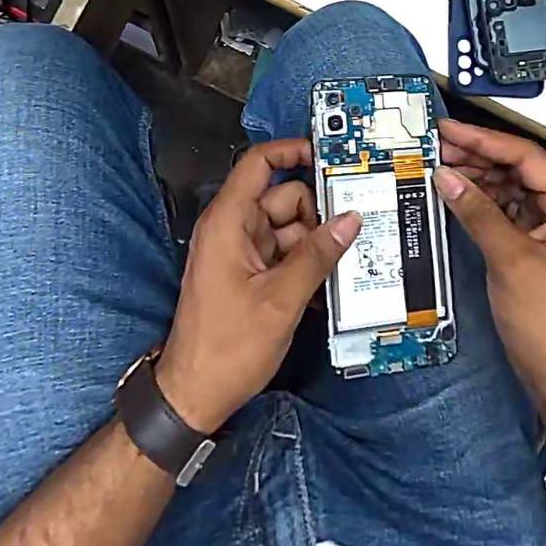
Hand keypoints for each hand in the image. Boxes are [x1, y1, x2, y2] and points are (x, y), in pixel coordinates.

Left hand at [157, 139, 359, 434]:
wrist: (195, 394)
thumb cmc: (226, 348)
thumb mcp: (281, 299)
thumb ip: (318, 255)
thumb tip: (350, 220)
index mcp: (228, 221)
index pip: (259, 164)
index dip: (292, 151)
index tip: (327, 156)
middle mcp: (234, 228)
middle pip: (285, 198)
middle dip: (317, 216)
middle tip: (347, 238)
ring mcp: (242, 250)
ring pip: (291, 227)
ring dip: (314, 245)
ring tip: (334, 273)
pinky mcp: (249, 271)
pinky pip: (285, 251)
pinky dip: (304, 262)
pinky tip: (321, 287)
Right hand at [435, 120, 545, 414]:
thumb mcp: (510, 259)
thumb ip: (477, 211)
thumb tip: (446, 176)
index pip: (526, 157)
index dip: (483, 140)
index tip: (448, 131)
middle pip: (520, 169)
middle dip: (478, 157)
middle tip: (437, 149)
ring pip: (513, 188)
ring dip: (479, 179)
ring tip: (441, 169)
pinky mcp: (542, 245)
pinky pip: (510, 211)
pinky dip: (484, 202)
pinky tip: (459, 196)